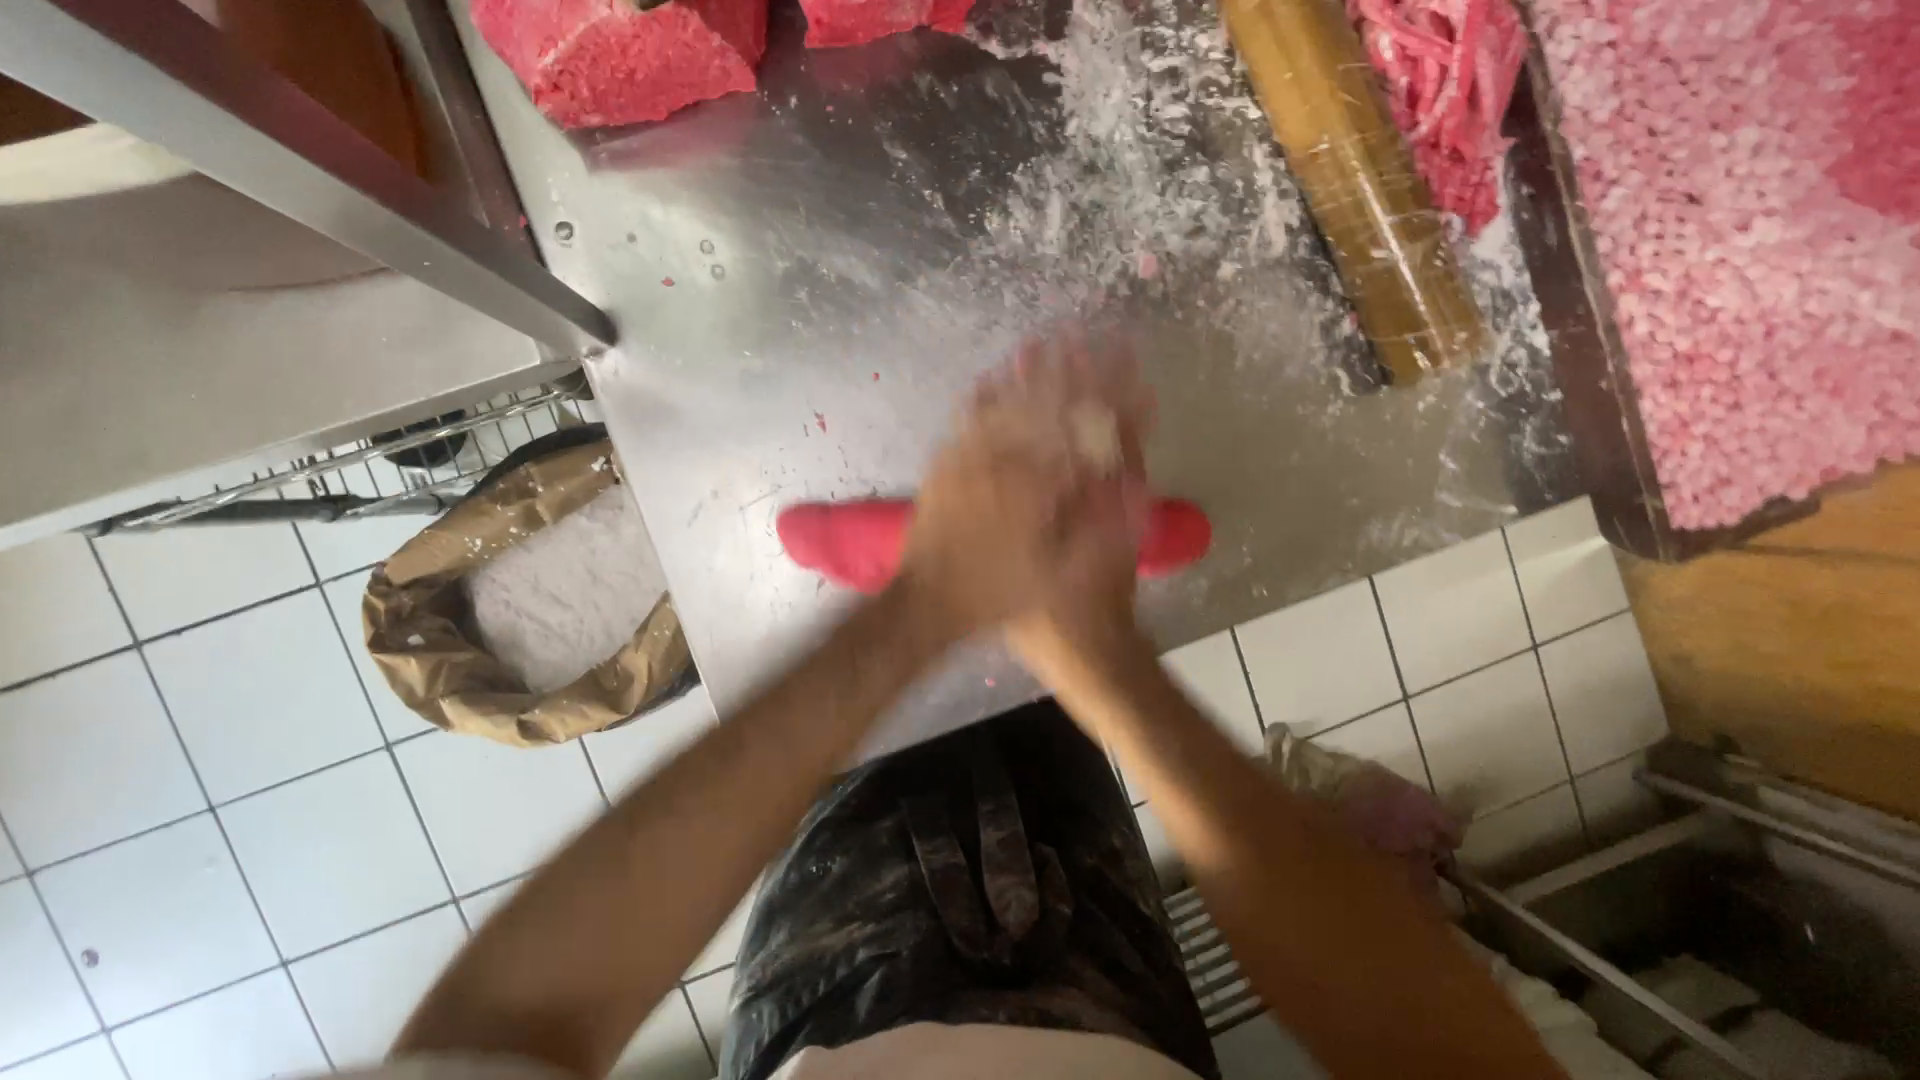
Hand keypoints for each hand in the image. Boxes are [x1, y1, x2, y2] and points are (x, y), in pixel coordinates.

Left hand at [895, 331, 1153, 641]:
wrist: (925, 603)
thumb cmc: (996, 595)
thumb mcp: (1058, 574)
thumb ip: (1099, 530)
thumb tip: (1139, 491)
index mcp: (1034, 486)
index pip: (1079, 430)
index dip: (1106, 397)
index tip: (1127, 369)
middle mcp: (1000, 463)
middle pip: (1040, 406)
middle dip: (1066, 369)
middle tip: (1085, 336)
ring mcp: (966, 461)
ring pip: (1001, 405)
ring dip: (1023, 373)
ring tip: (1040, 341)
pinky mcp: (942, 467)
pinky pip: (965, 422)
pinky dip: (981, 397)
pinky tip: (988, 378)